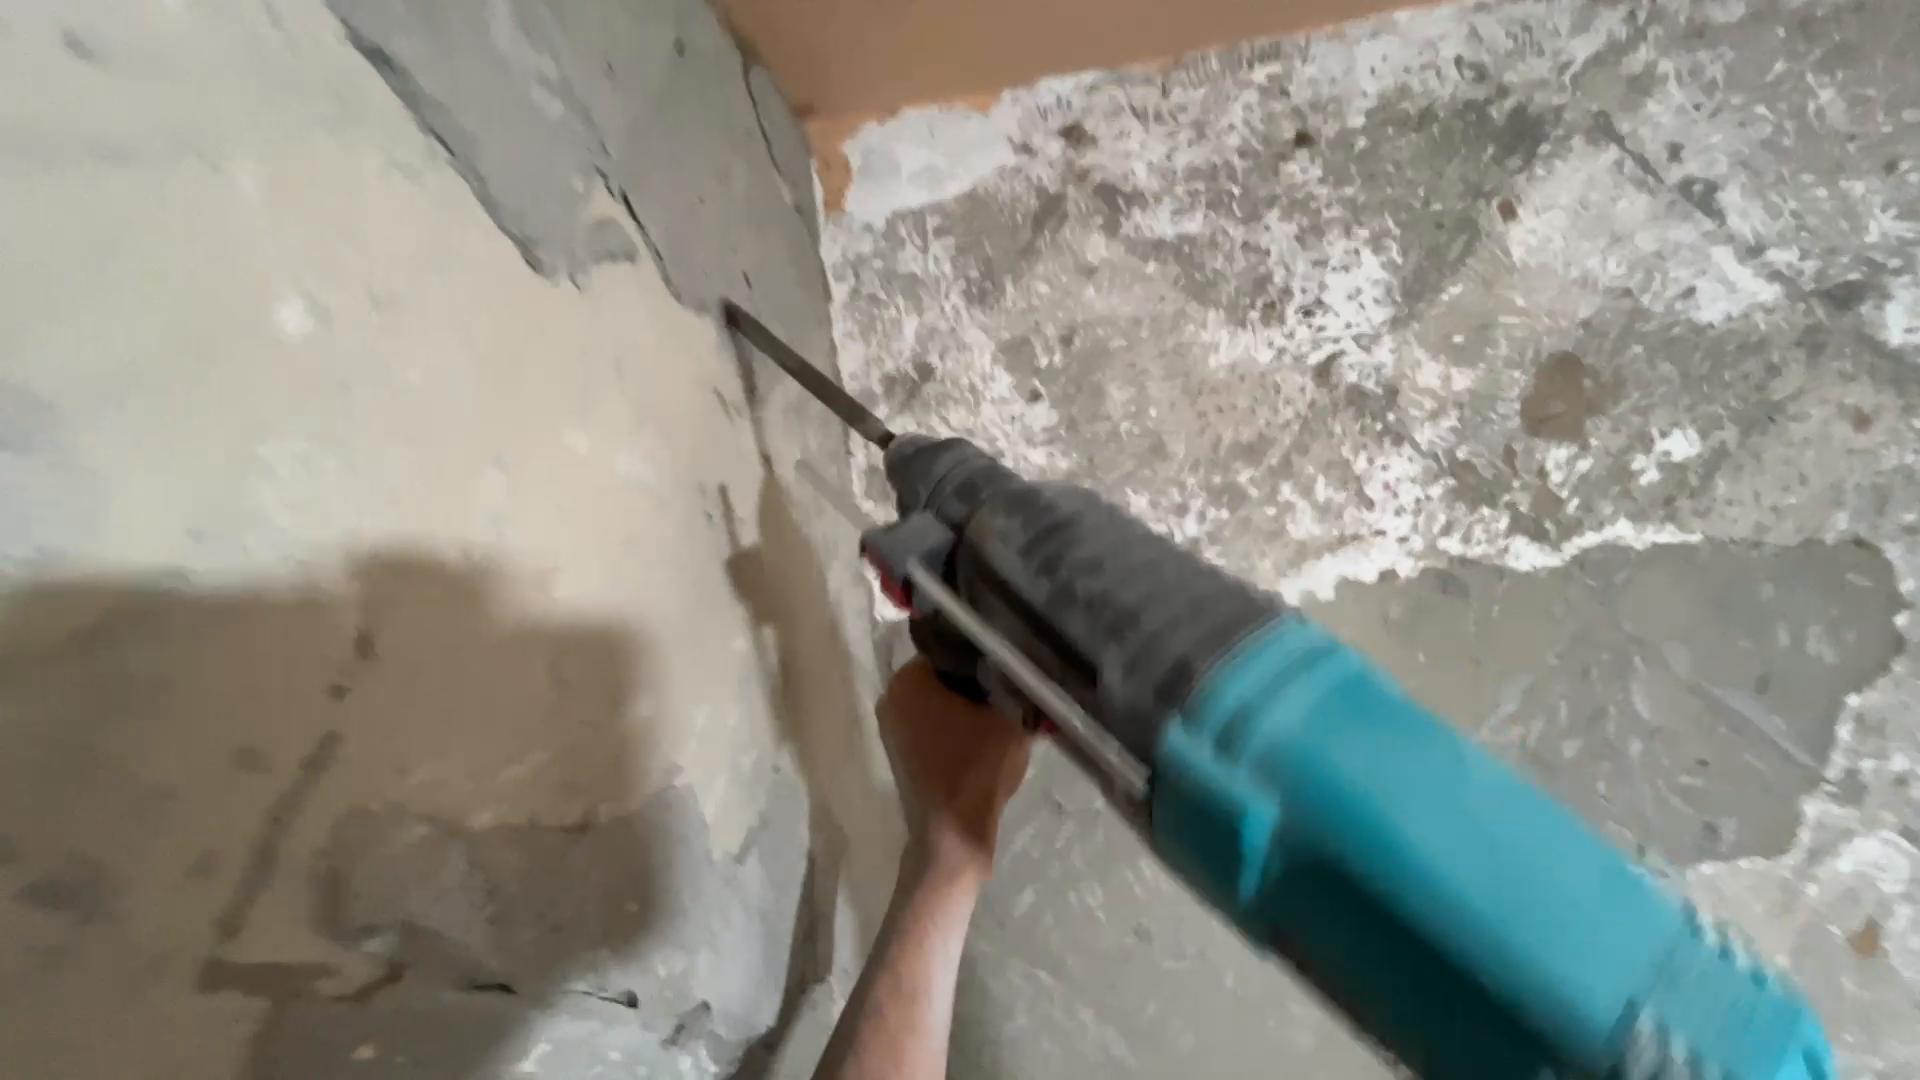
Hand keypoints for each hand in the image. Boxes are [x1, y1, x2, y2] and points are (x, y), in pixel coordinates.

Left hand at [878, 658, 1033, 883]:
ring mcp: (891, 729)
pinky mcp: (900, 754)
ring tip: (1001, 712)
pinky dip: (955, 728)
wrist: (953, 835)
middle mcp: (890, 697)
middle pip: (943, 677)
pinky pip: (932, 727)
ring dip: (967, 707)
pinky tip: (983, 736)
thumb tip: (1026, 669)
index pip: (951, 649)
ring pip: (938, 703)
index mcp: (907, 679)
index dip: (983, 656)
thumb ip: (1017, 686)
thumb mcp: (1010, 718)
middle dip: (975, 683)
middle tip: (1010, 688)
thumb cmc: (976, 767)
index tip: (1009, 666)